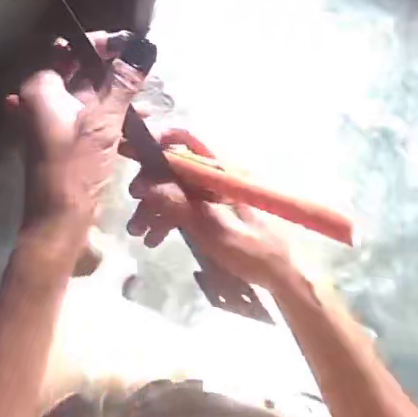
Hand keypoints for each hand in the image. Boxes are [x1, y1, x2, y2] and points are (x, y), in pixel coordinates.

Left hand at [9, 33, 142, 260]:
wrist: (59, 222)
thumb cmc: (76, 169)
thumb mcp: (103, 123)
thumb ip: (122, 84)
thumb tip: (141, 50)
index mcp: (40, 89)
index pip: (69, 50)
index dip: (101, 44)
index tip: (131, 46)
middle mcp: (40, 100)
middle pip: (78, 71)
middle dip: (112, 70)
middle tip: (142, 70)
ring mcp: (51, 121)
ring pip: (85, 94)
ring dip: (114, 94)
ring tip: (146, 97)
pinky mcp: (63, 139)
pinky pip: (87, 115)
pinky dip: (109, 113)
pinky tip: (137, 118)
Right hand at [126, 130, 304, 293]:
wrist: (283, 276)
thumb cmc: (254, 251)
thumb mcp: (214, 230)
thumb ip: (181, 205)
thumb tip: (147, 184)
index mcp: (224, 171)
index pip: (188, 140)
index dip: (159, 140)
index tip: (134, 151)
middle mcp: (218, 174)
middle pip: (176, 166)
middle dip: (151, 185)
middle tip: (134, 204)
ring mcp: (216, 192)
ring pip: (176, 188)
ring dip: (155, 206)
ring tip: (139, 231)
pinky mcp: (214, 209)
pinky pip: (185, 205)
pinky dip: (168, 218)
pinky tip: (154, 238)